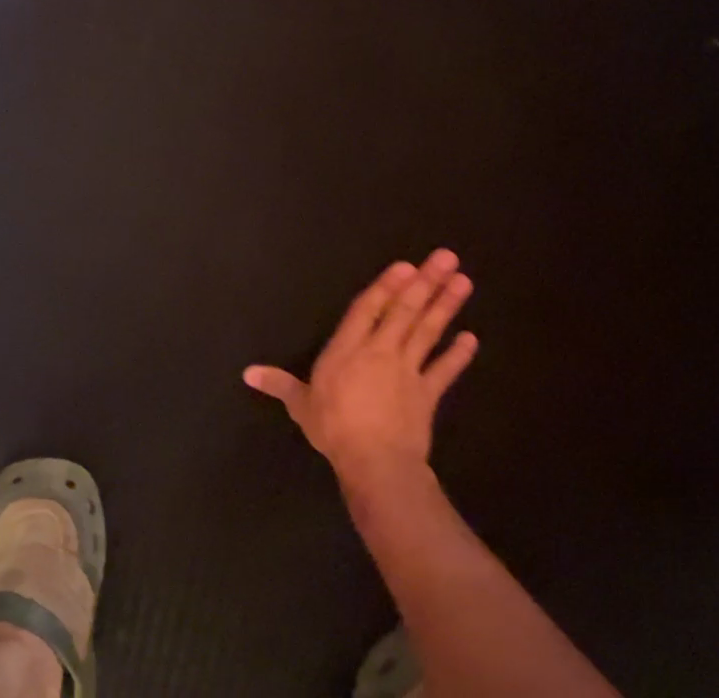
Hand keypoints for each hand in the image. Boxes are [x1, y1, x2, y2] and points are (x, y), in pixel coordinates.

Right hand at [244, 249, 478, 482]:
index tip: (406, 265)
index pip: (367, 310)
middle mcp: (380, 352)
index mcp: (346, 350)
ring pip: (427, 332)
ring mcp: (407, 372)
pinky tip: (471, 337)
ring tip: (463, 281)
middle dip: (425, 283)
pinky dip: (458, 354)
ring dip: (446, 306)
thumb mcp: (299, 404)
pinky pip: (444, 370)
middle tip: (447, 258)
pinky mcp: (427, 394)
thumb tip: (247, 373)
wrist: (376, 460)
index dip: (386, 286)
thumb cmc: (333, 428)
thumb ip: (279, 384)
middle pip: (403, 311)